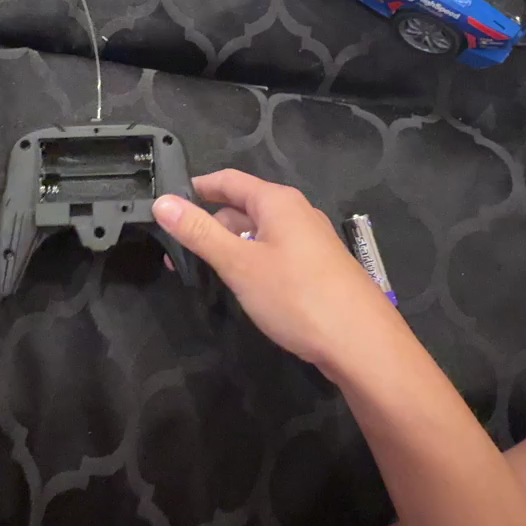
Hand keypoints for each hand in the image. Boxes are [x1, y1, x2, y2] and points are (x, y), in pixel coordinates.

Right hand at [154, 170, 397, 368]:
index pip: (227, 180)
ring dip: (228, 244)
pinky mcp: (318, 267)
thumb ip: (199, 232)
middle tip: (174, 248)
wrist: (363, 345)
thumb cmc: (297, 296)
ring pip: (258, 232)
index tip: (166, 203)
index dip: (196, 188)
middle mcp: (296, 212)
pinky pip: (274, 251)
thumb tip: (162, 202)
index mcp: (277, 201)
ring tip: (200, 270)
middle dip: (208, 223)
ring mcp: (310, 240)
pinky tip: (241, 285)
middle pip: (242, 206)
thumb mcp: (239, 264)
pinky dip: (250, 260)